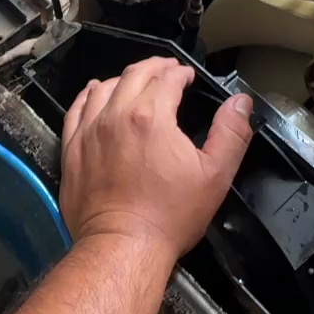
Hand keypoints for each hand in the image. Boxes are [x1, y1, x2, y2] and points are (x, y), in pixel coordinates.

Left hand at [58, 57, 253, 262]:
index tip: (187, 77)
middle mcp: (115, 116)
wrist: (122, 245)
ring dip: (123, 79)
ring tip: (135, 81)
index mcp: (151, 116)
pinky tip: (95, 94)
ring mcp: (89, 132)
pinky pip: (76, 110)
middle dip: (154, 67)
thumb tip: (240, 102)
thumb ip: (231, 134)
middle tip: (166, 69)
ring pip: (103, 88)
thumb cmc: (169, 215)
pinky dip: (88, 96)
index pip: (166, 78)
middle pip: (133, 75)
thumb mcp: (214, 175)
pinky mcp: (72, 150)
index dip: (180, 72)